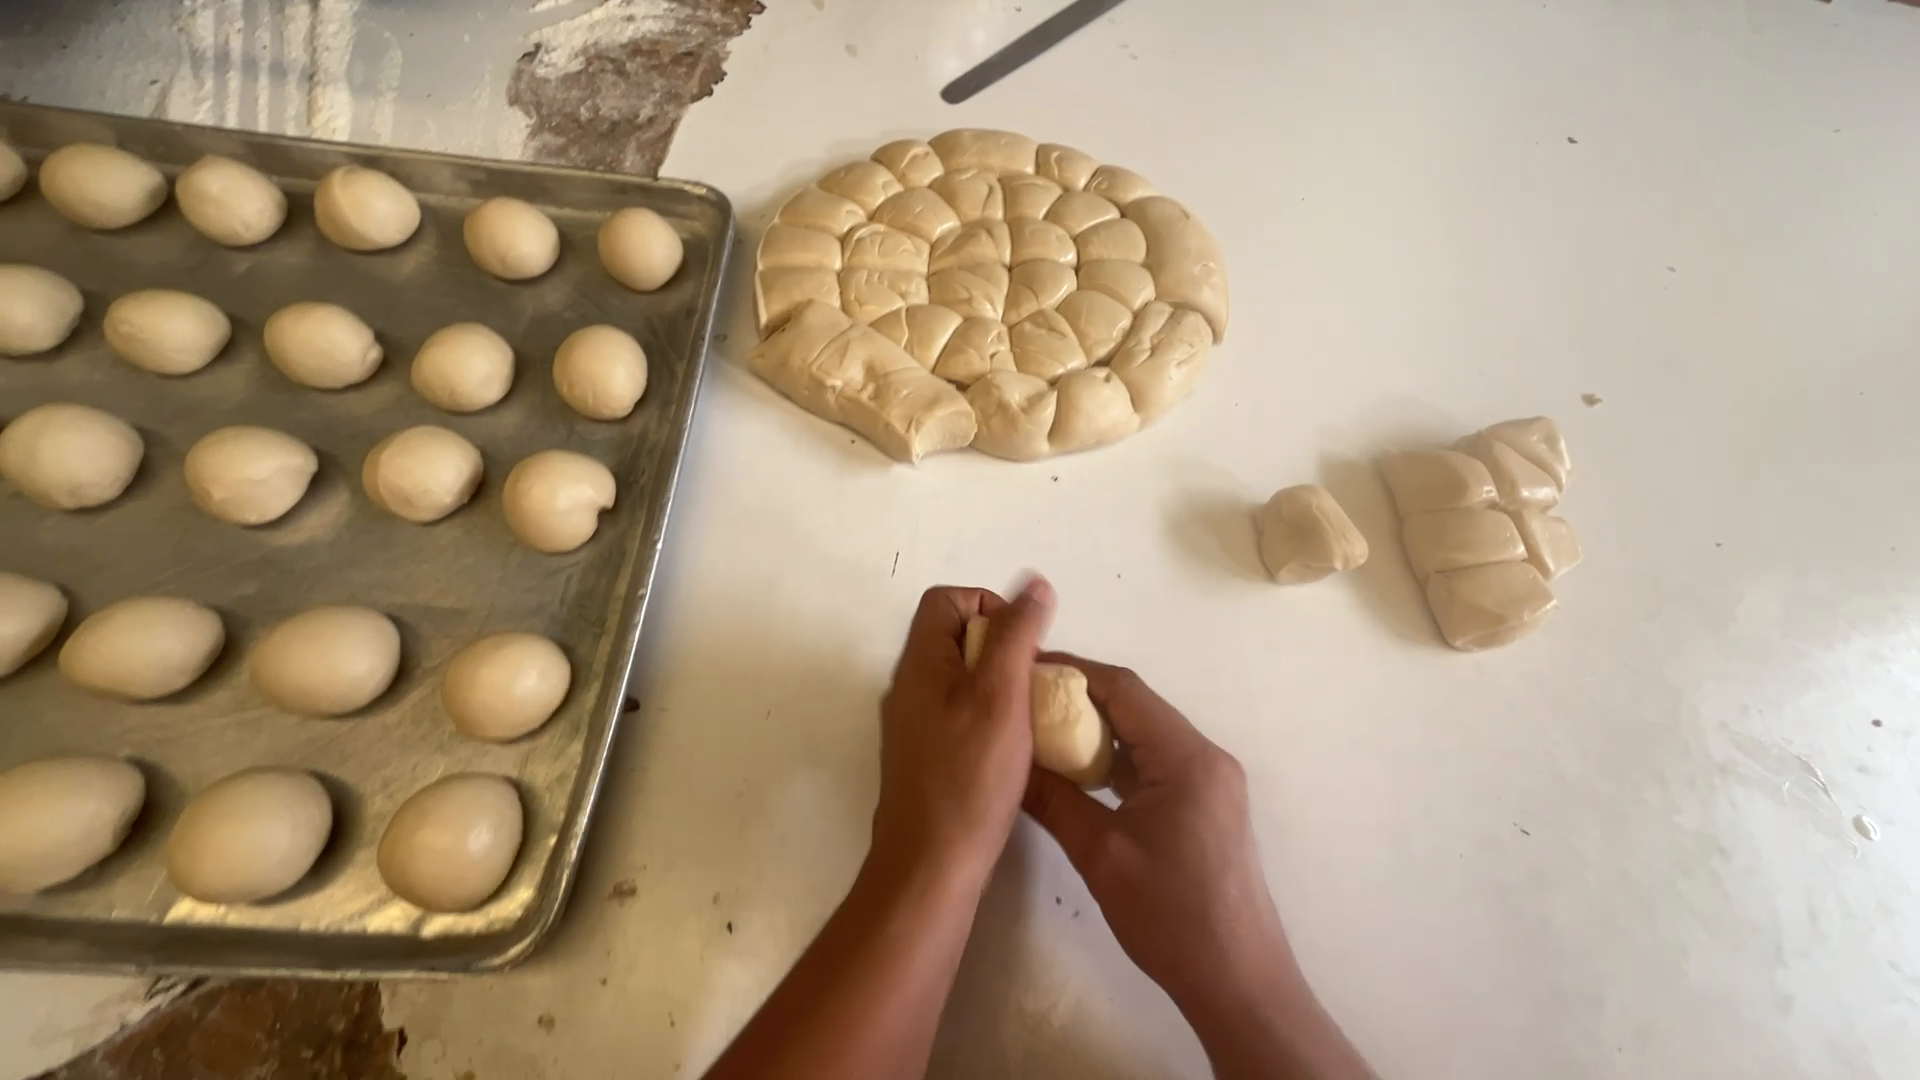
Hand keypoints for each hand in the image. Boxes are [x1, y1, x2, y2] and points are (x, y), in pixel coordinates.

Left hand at [872, 580, 1055, 882]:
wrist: (931, 865)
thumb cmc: (969, 777)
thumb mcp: (1000, 696)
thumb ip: (1016, 636)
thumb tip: (1033, 585)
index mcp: (919, 663)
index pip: (945, 600)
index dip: (988, 605)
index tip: (1022, 641)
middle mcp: (908, 686)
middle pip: (953, 637)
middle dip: (1001, 646)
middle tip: (1034, 680)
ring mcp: (913, 723)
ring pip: (959, 677)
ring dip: (998, 682)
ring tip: (1031, 711)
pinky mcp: (925, 755)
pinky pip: (958, 712)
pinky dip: (988, 714)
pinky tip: (1014, 745)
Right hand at [1021, 655, 1287, 1007]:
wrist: (1238, 983)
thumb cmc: (1171, 915)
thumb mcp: (1100, 854)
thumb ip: (1052, 799)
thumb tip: (1005, 761)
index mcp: (1187, 757)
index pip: (1124, 689)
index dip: (1073, 671)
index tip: (1025, 669)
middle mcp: (1205, 756)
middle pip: (1136, 707)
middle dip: (1080, 698)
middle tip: (1025, 701)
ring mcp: (1209, 781)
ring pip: (1144, 735)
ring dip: (1097, 730)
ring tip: (1042, 731)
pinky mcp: (1205, 804)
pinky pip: (1154, 763)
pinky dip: (1115, 760)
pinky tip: (1078, 772)